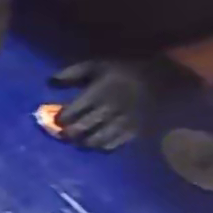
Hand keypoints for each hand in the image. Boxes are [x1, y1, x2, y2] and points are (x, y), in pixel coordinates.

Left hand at [50, 56, 196, 150]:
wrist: (162, 76)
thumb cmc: (122, 70)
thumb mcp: (95, 66)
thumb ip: (71, 73)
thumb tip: (50, 83)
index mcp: (97, 94)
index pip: (72, 112)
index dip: (61, 119)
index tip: (56, 120)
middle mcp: (109, 109)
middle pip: (83, 127)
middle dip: (69, 133)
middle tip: (62, 135)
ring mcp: (124, 120)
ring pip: (100, 138)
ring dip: (85, 142)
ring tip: (77, 142)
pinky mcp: (138, 128)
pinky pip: (120, 142)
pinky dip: (106, 146)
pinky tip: (98, 145)